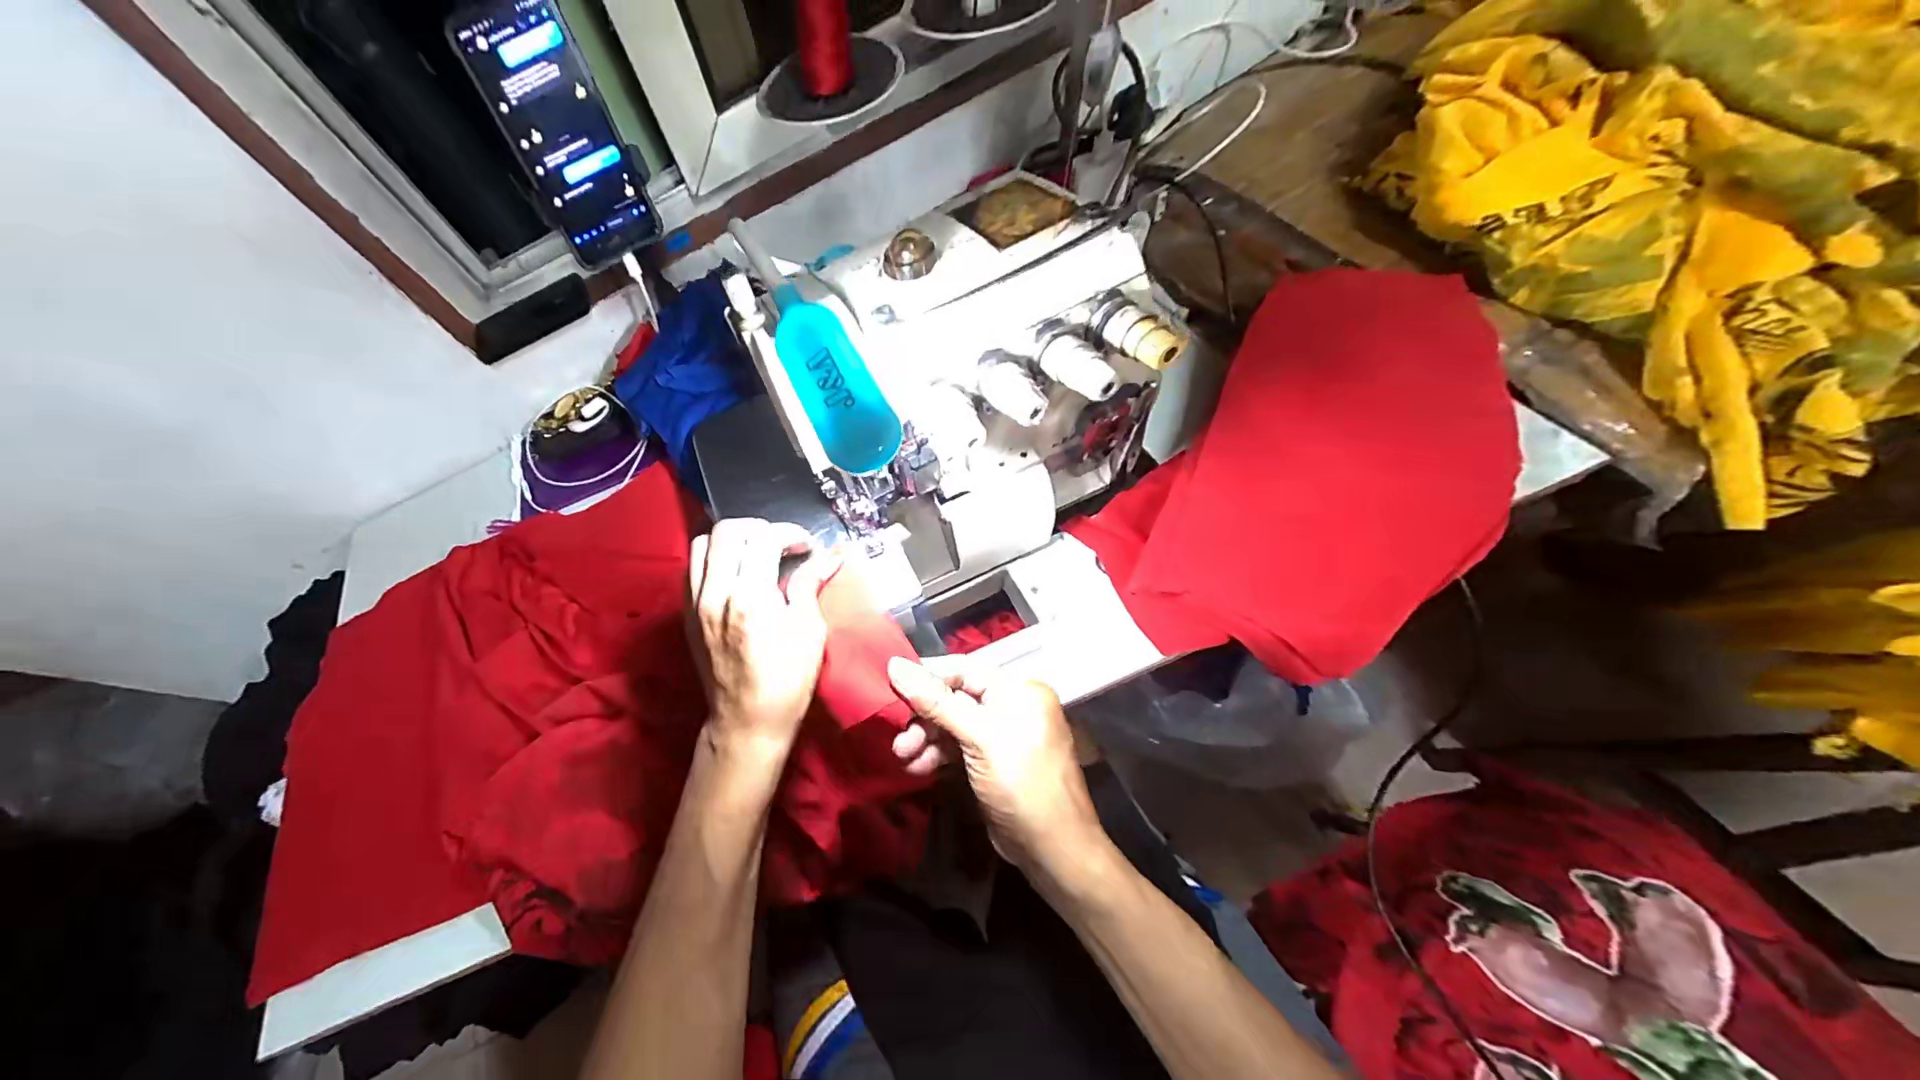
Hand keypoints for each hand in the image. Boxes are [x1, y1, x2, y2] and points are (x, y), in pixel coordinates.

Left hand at [688, 518, 838, 755]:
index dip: (791, 533)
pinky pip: (693, 567)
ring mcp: (694, 603)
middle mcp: (715, 593)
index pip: (763, 538)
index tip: (807, 547)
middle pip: (728, 530)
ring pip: (703, 543)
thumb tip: (832, 554)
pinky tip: (738, 572)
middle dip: (761, 529)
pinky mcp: (687, 613)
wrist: (746, 722)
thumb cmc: (787, 682)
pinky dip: (715, 557)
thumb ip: (811, 584)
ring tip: (757, 553)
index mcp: (749, 598)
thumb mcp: (810, 631)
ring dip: (734, 539)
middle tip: (783, 546)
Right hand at [886, 655, 1107, 874]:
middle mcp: (1011, 706)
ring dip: (924, 738)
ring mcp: (1000, 736)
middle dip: (922, 716)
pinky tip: (917, 768)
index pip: (963, 669)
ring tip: (903, 756)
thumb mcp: (978, 737)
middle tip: (897, 736)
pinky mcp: (990, 762)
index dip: (925, 676)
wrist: (1052, 849)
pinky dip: (936, 755)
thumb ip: (936, 701)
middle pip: (953, 698)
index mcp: (1018, 689)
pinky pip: (957, 748)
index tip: (887, 683)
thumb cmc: (1021, 782)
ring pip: (951, 725)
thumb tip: (895, 664)